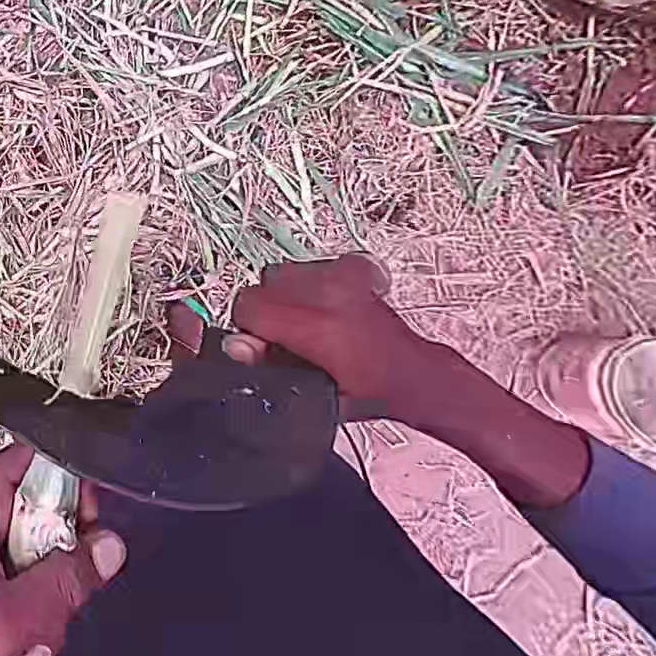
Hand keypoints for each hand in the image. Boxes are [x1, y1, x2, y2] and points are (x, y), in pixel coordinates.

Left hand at [0, 446, 126, 655]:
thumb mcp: (1, 620)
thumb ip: (61, 582)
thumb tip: (111, 546)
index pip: (41, 459)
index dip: (73, 488)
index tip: (88, 530)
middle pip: (56, 511)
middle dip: (67, 561)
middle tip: (53, 600)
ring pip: (56, 555)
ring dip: (54, 603)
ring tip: (26, 639)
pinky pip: (43, 588)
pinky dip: (43, 622)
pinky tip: (21, 652)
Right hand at [231, 255, 588, 507]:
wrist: (419, 378)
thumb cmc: (370, 391)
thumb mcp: (310, 389)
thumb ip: (267, 365)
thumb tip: (236, 345)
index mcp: (315, 326)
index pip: (247, 306)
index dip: (248, 330)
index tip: (262, 346)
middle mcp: (327, 295)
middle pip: (260, 287)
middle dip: (264, 312)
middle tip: (285, 338)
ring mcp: (342, 278)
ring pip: (282, 272)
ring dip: (283, 295)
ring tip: (303, 320)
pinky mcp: (355, 270)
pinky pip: (314, 263)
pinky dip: (312, 279)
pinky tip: (323, 302)